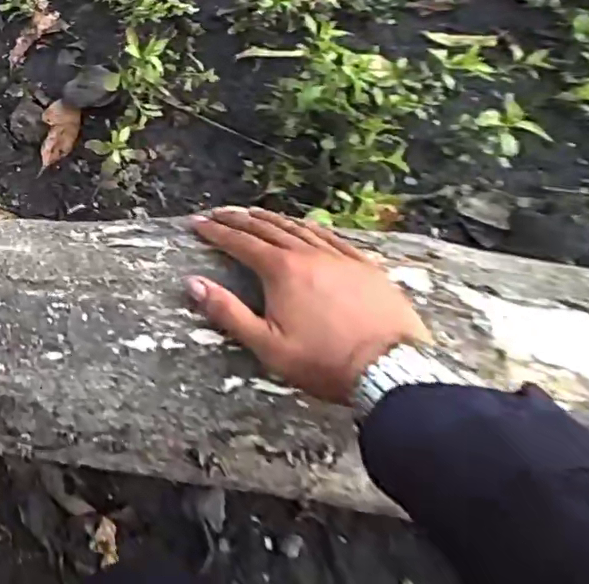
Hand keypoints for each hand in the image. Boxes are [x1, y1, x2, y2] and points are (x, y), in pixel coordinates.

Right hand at [183, 206, 429, 404]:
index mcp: (281, 270)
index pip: (239, 242)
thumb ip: (227, 312)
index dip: (215, 231)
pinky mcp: (367, 268)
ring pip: (298, 228)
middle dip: (238, 219)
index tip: (197, 223)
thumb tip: (192, 283)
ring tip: (254, 213)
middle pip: (266, 228)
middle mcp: (308, 255)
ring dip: (271, 219)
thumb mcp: (267, 345)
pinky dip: (311, 227)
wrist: (397, 374)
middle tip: (219, 213)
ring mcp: (341, 259)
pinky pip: (333, 238)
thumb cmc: (326, 363)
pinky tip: (305, 225)